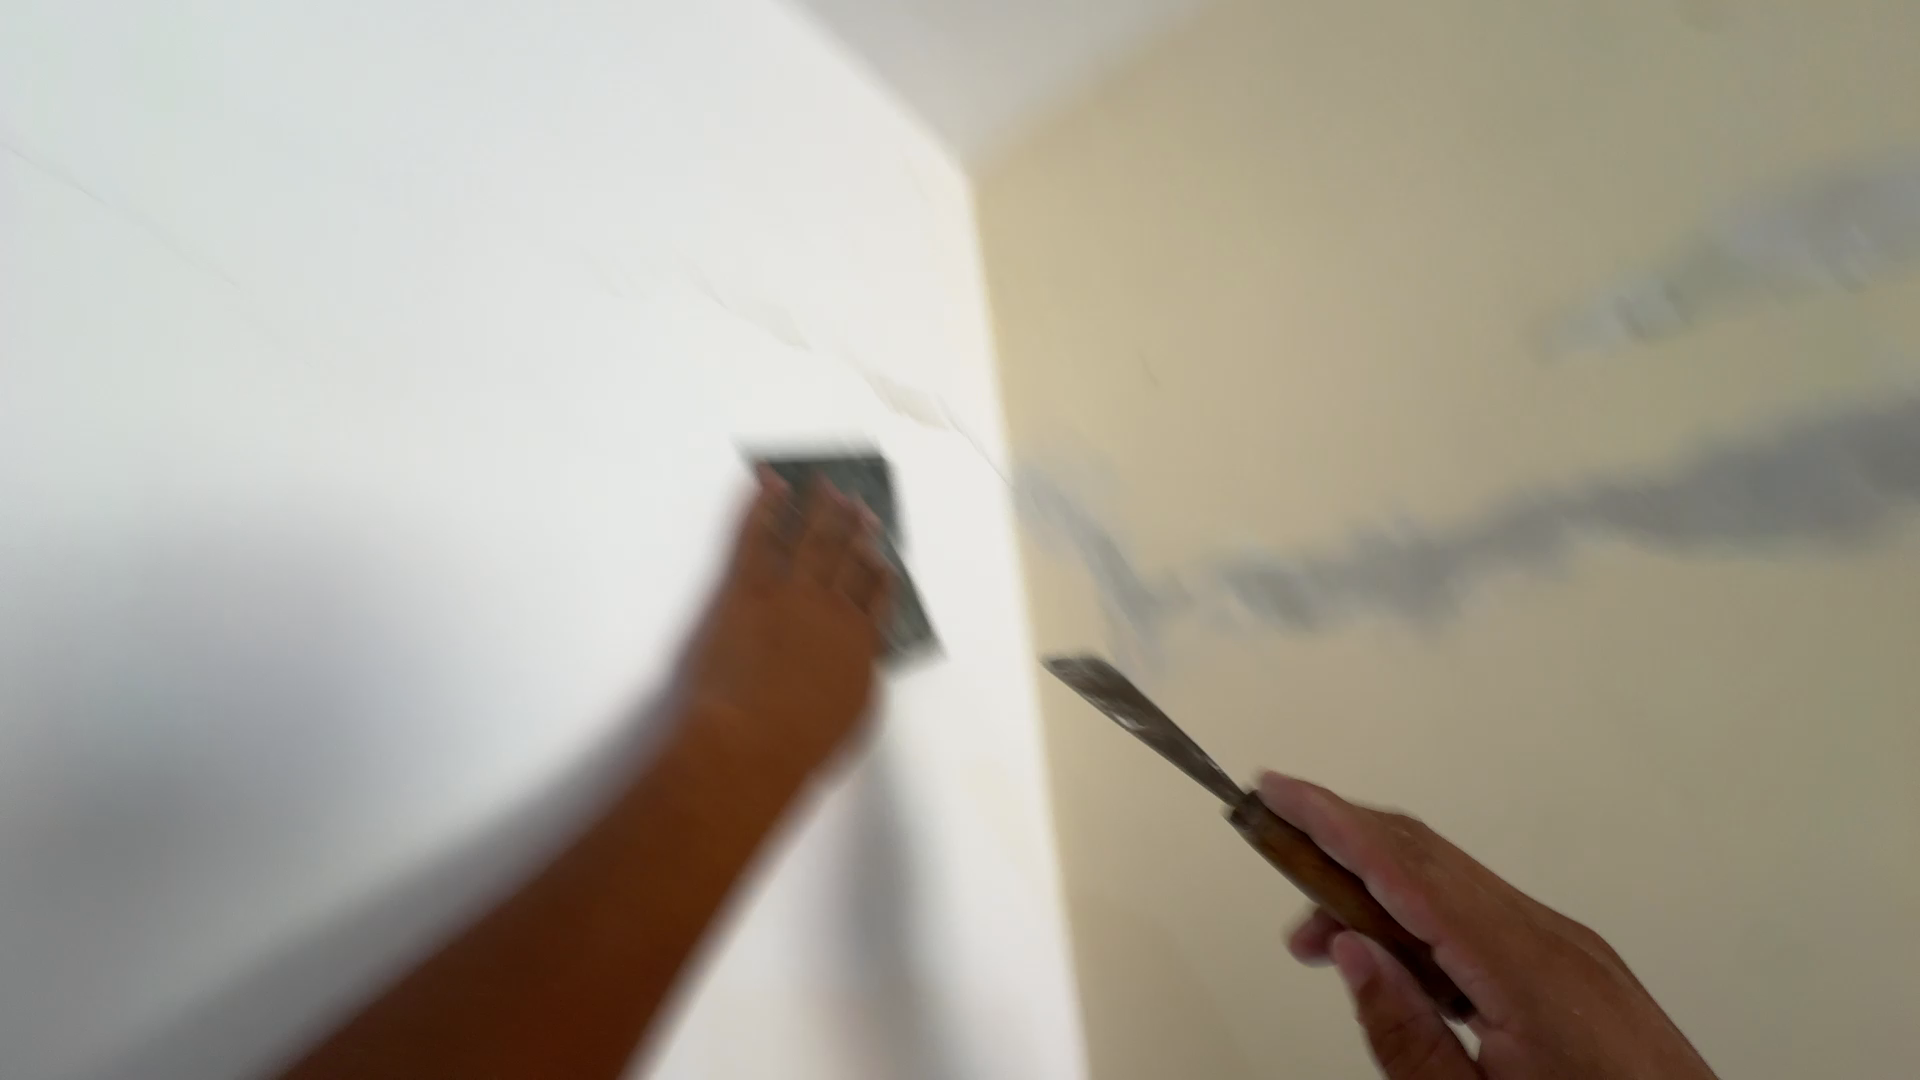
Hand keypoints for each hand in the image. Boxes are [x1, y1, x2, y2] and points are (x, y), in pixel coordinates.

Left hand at [679, 470, 892, 774]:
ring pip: (809, 539)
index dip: (879, 569)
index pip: (876, 592)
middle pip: (846, 556)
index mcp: (859, 639)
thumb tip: (864, 656)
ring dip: (819, 508)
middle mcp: (829, 606)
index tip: (881, 554)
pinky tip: (769, 486)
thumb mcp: (854, 714)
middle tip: (857, 503)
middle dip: (853, 527)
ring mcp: (786, 593)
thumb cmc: (800, 743)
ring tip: (826, 486)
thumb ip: (862, 676)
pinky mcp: (743, 588)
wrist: (746, 742)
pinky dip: (762, 507)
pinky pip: (754, 537)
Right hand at [1260, 773, 1717, 1079]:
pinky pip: (1470, 907)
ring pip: (1441, 877)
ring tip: (1317, 939)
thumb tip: (1348, 948)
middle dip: (1335, 838)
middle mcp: (1551, 937)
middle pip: (1419, 853)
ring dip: (1368, 884)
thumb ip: (1407, 1037)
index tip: (1273, 787)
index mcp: (1530, 969)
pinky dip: (1409, 909)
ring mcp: (1566, 945)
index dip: (1330, 818)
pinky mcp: (1569, 961)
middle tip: (1272, 845)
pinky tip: (1384, 951)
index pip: (1405, 866)